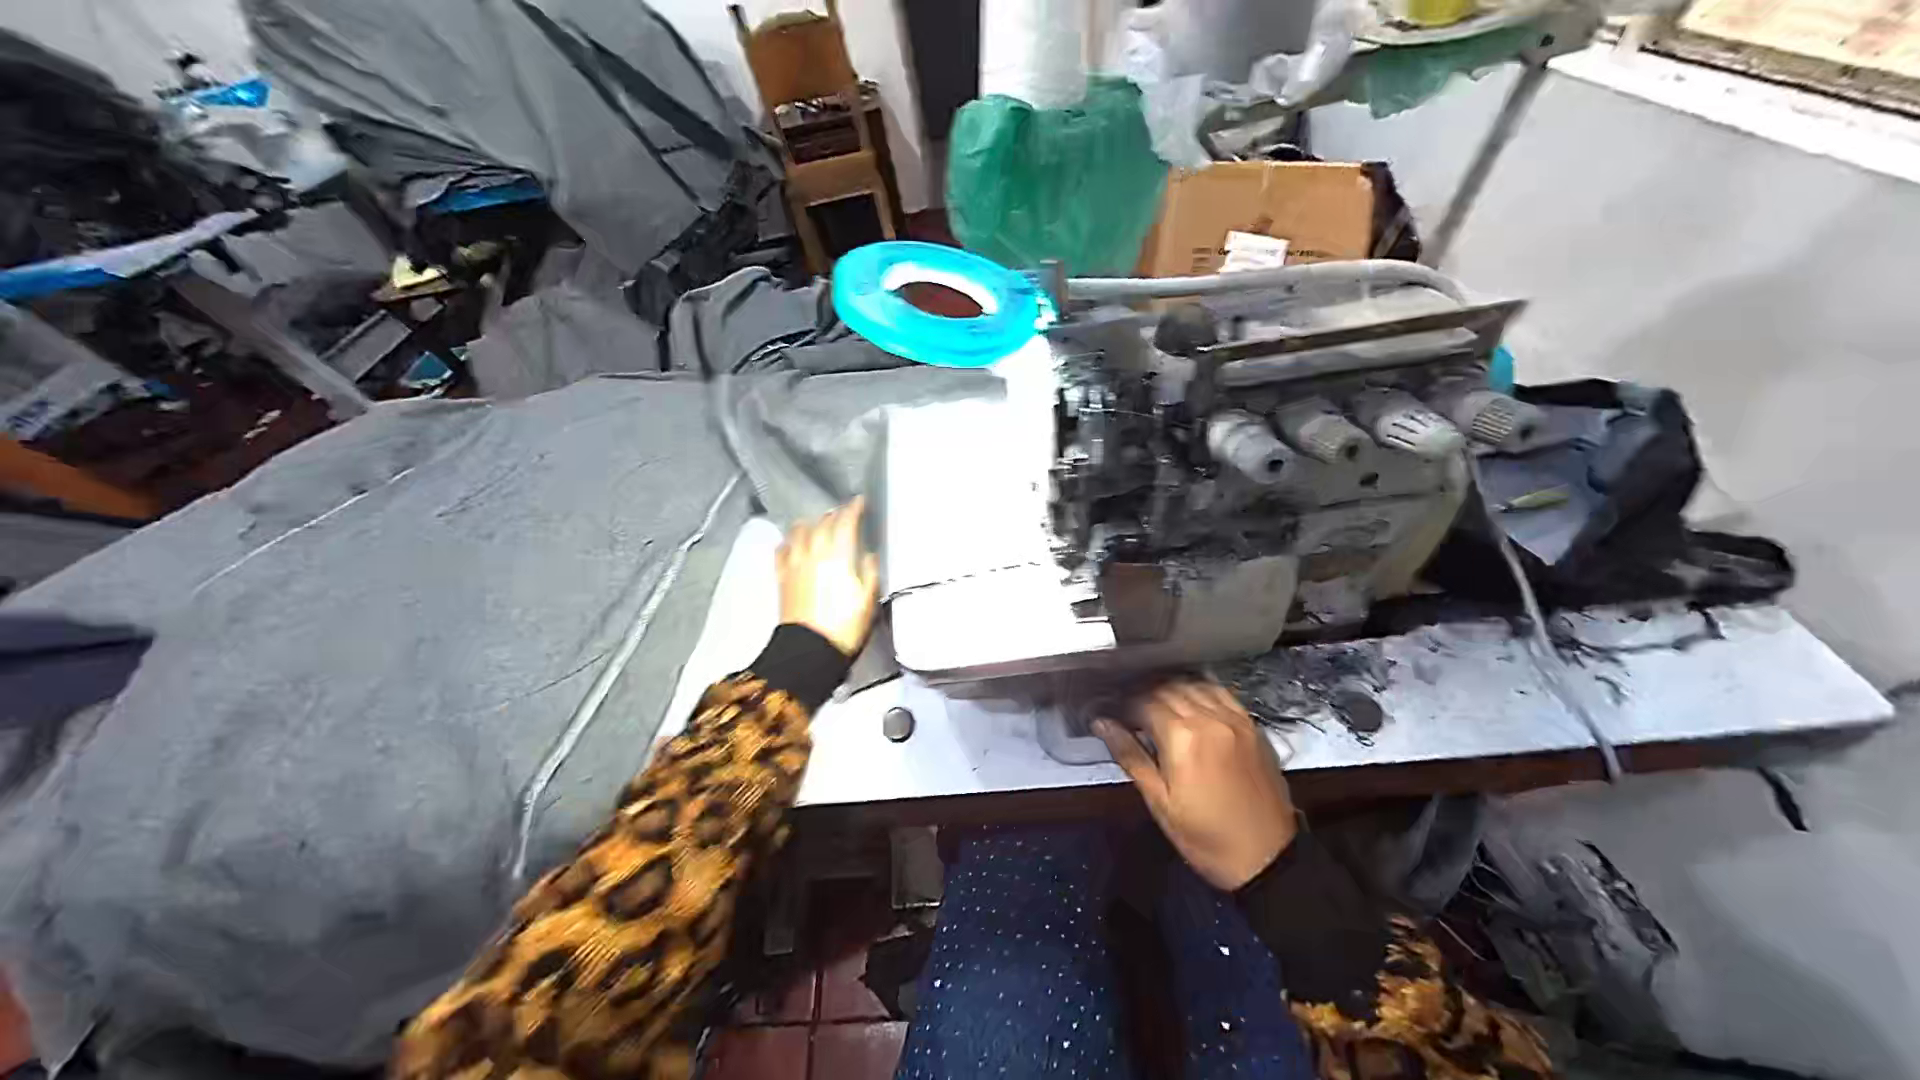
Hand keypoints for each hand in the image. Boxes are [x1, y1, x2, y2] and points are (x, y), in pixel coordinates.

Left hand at [777, 498, 880, 656]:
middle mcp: (814, 552)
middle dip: (834, 514)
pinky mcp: (782, 576)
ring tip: (819, 524)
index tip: (860, 503)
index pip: (845, 521)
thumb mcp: (868, 599)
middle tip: (845, 515)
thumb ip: (869, 571)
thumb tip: (868, 555)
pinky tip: (794, 543)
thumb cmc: (843, 626)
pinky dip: (790, 541)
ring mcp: (794, 563)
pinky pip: (783, 549)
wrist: (809, 650)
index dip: (853, 508)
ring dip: (811, 523)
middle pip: (822, 522)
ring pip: (799, 530)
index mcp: (838, 555)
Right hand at [1093, 679, 1298, 890]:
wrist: (1268, 858)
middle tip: (1132, 714)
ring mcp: (1234, 721)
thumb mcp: (1159, 802)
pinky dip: (1201, 691)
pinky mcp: (1252, 727)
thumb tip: (1103, 725)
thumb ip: (1130, 756)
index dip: (1124, 707)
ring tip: (1159, 707)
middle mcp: (1210, 720)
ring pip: (1194, 684)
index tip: (1115, 716)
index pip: (1143, 702)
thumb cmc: (1208, 837)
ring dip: (1172, 689)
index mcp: (1182, 738)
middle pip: (1167, 689)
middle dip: (1145, 696)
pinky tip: (1192, 703)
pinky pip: (1222, 693)